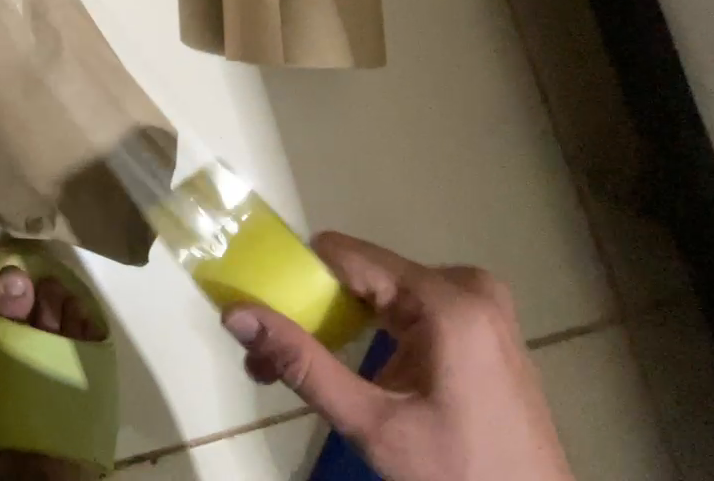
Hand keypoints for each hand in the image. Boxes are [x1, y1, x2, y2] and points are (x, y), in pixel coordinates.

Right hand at [223, 232, 574, 480]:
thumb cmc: (461, 473)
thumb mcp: (372, 424)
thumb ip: (301, 363)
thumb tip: (233, 314)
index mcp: (446, 301)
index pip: (341, 254)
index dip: (293, 278)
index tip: (259, 312)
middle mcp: (465, 287)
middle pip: (357, 272)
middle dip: (309, 310)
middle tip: (272, 357)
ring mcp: (478, 305)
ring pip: (375, 288)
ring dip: (333, 322)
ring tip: (297, 367)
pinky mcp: (479, 326)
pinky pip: (402, 304)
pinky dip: (366, 330)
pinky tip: (345, 367)